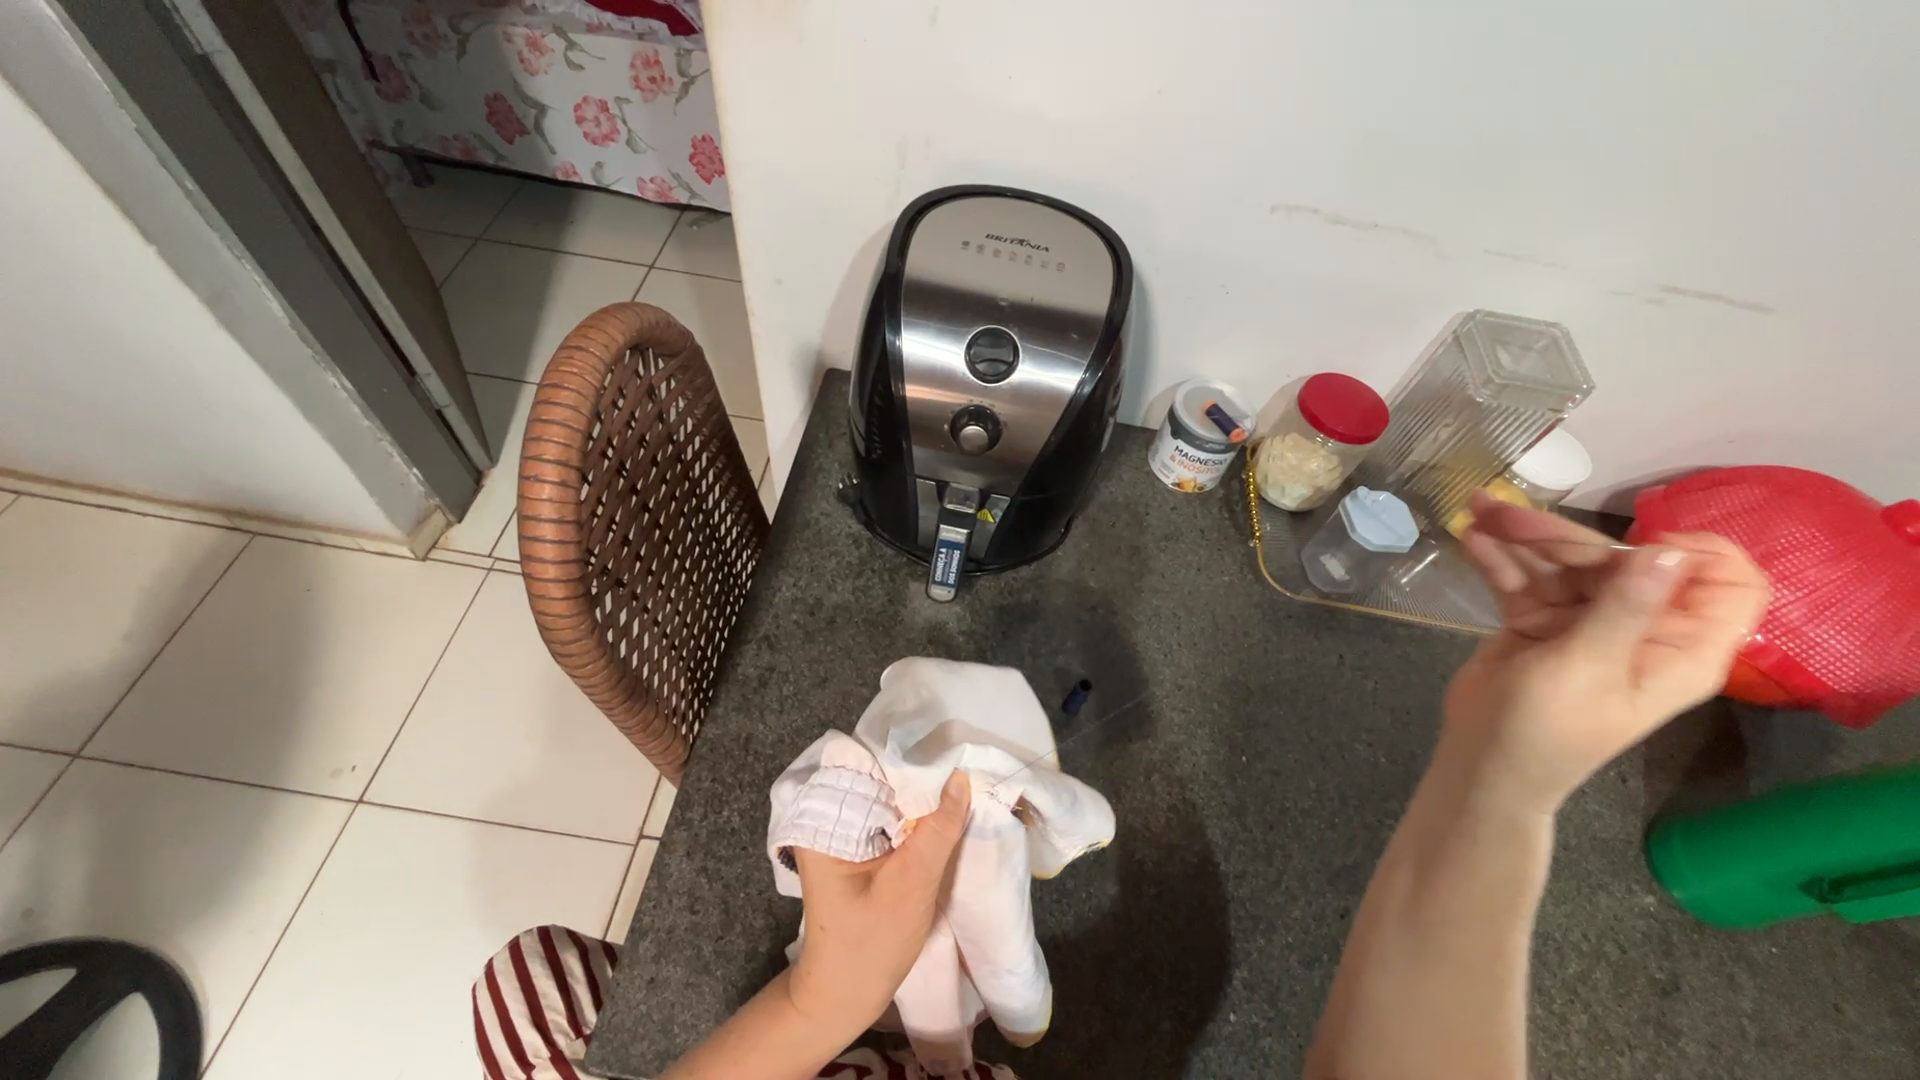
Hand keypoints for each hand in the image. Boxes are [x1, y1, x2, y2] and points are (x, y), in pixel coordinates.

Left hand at [785, 770, 970, 1041]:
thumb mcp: (911, 885)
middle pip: (877, 777)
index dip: (906, 756)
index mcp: (822, 820)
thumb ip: (937, 830)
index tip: (947, 749)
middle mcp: (826, 818)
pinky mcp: (856, 848)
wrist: (843, 996)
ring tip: (957, 782)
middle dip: (917, 774)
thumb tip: (961, 777)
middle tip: (961, 762)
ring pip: (886, 797)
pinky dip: (913, 817)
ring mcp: (840, 833)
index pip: (863, 763)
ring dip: (919, 796)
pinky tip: (941, 813)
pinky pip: (887, 818)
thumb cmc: (869, 945)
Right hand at [1443, 491, 1769, 814]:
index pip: (1724, 582)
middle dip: (1562, 536)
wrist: (1483, 763)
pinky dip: (1499, 559)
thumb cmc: (1546, 729)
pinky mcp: (1538, 622)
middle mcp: (1638, 627)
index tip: (1638, 538)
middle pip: (1617, 562)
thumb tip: (1667, 551)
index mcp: (1678, 646)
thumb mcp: (1586, 668)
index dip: (1694, 551)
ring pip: (1563, 564)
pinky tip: (1470, 539)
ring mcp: (1585, 623)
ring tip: (1476, 509)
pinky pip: (1524, 580)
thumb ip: (1623, 608)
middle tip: (1503, 516)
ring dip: (1519, 537)